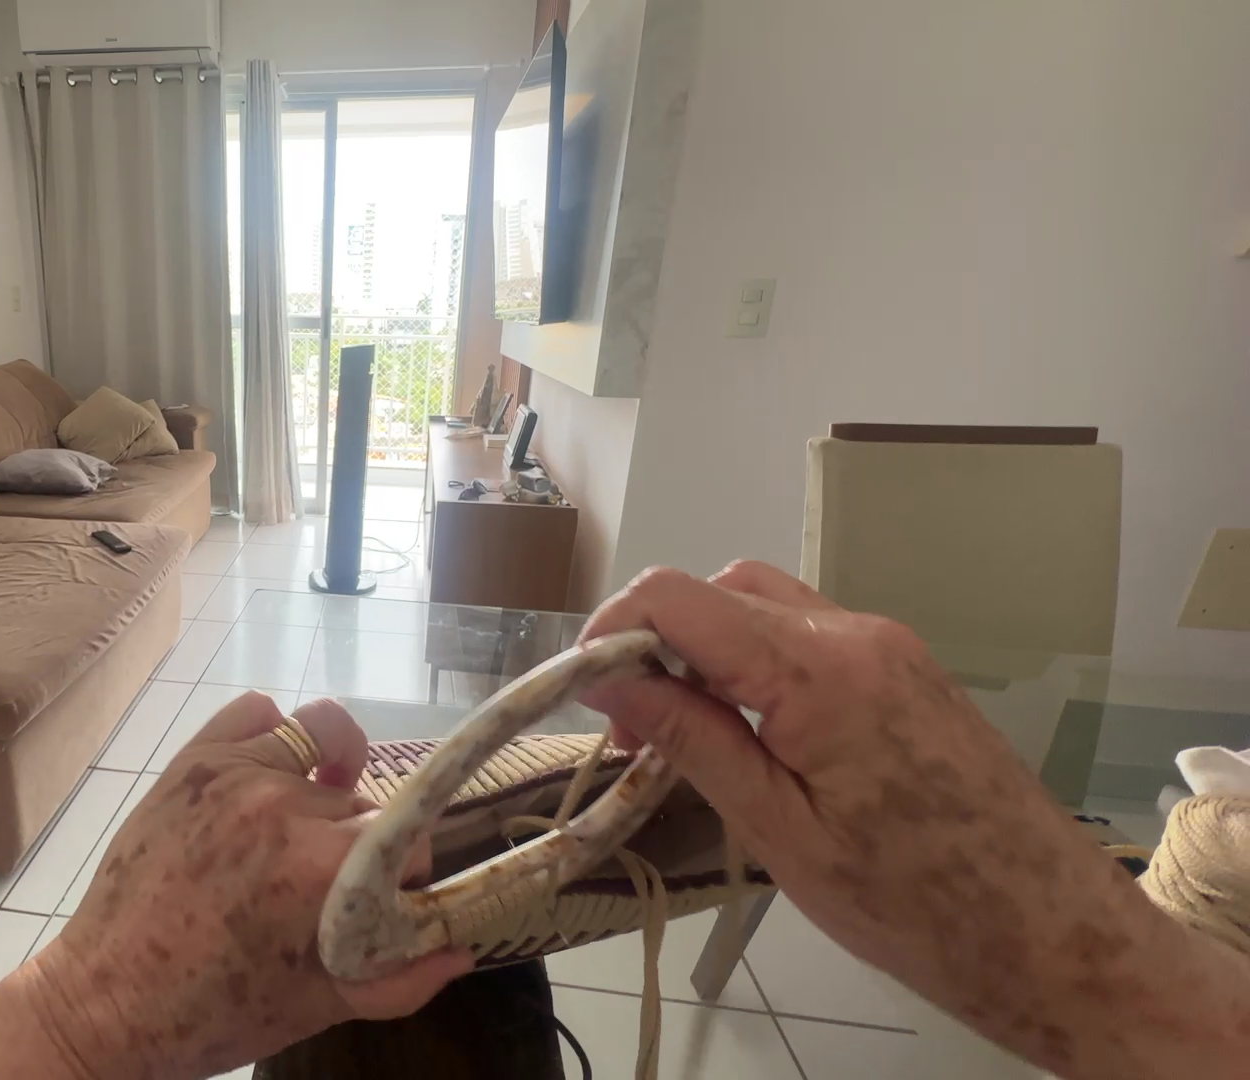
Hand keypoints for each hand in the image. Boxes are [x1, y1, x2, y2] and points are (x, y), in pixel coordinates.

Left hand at [0, 692, 471, 1079]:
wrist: (107, 993)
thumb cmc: (214, 1008)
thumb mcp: (317, 1007)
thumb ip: (400, 978)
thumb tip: (462, 945)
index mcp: (319, 868)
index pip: (409, 836)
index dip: (406, 869)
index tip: (382, 894)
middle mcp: (283, 804)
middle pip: (362, 800)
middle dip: (358, 838)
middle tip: (322, 879)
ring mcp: (235, 770)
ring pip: (322, 747)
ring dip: (326, 779)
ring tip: (305, 811)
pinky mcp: (196, 756)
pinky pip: (259, 710)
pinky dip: (275, 731)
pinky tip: (268, 770)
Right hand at [578, 562, 1249, 1079]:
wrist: (1065, 947)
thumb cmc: (915, 906)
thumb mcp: (775, 827)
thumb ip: (686, 736)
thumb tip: (603, 679)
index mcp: (819, 671)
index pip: (676, 597)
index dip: (611, 628)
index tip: (585, 688)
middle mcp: (851, 633)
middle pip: (709, 587)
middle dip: (649, 641)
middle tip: (631, 721)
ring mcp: (879, 643)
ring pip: (747, 598)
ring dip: (692, 646)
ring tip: (678, 723)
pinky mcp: (891, 663)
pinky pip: (788, 629)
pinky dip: (737, 657)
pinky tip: (736, 721)